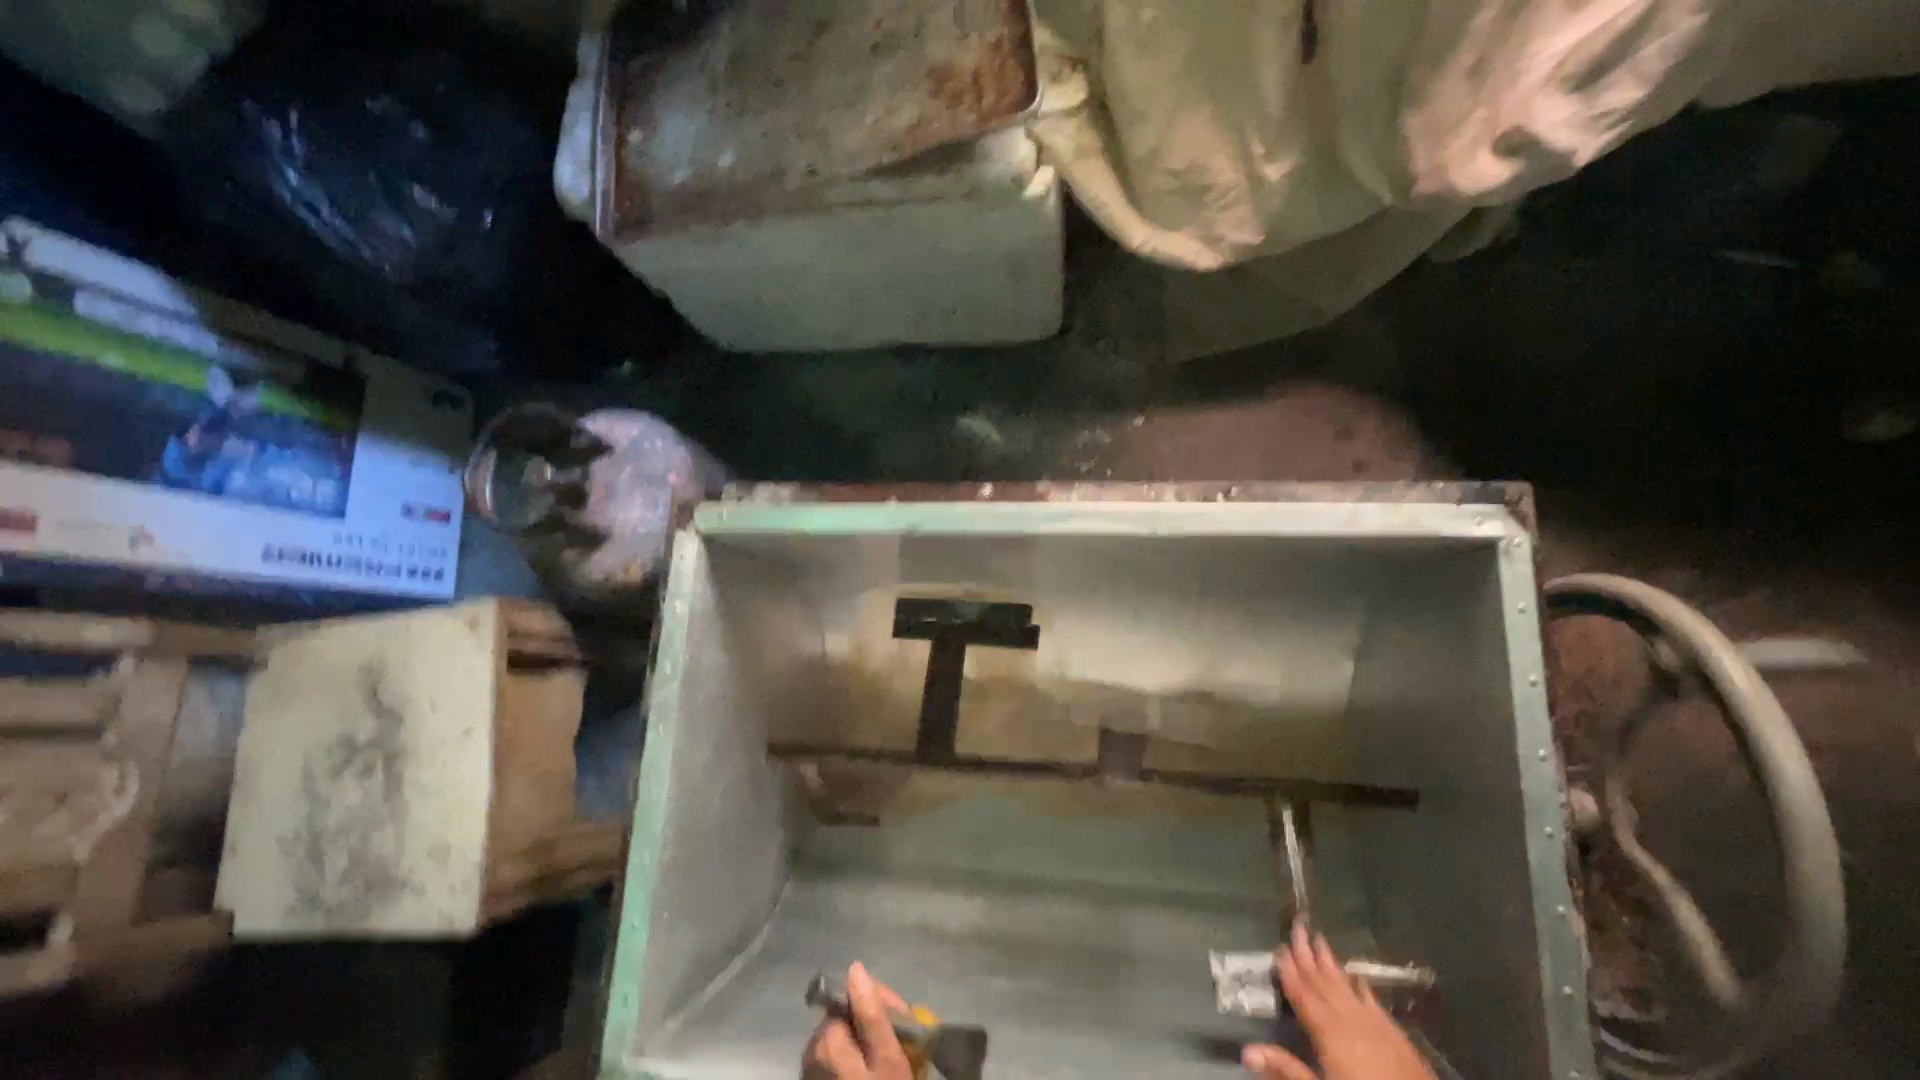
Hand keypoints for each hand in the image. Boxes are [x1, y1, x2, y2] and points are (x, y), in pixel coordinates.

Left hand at [803, 962, 913, 1079]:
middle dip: (876, 1019)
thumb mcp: (886, 1058)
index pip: (854, 996)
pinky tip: (876, 1067)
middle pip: (849, 1014)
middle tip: (904, 1037)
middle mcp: (812, 1048)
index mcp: (826, 1037)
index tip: (906, 1017)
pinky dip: (859, 1055)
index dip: (883, 1000)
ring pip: (846, 1034)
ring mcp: (812, 1068)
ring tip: (893, 1052)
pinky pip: (840, 1055)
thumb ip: (871, 1013)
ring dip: (869, 1036)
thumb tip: (855, 967)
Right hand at [1242, 922, 1438, 1079]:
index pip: (1303, 995)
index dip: (1290, 972)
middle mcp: (1349, 1020)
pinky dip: (1360, 987)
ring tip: (1320, 939)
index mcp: (1328, 1032)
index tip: (1280, 946)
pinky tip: (1357, 977)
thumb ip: (1286, 1069)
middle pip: (1323, 983)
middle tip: (1298, 926)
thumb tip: (1246, 1050)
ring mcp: (1374, 1025)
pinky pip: (1371, 1001)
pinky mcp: (1394, 1034)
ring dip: (1331, 964)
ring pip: (1346, 986)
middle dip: (1308, 955)